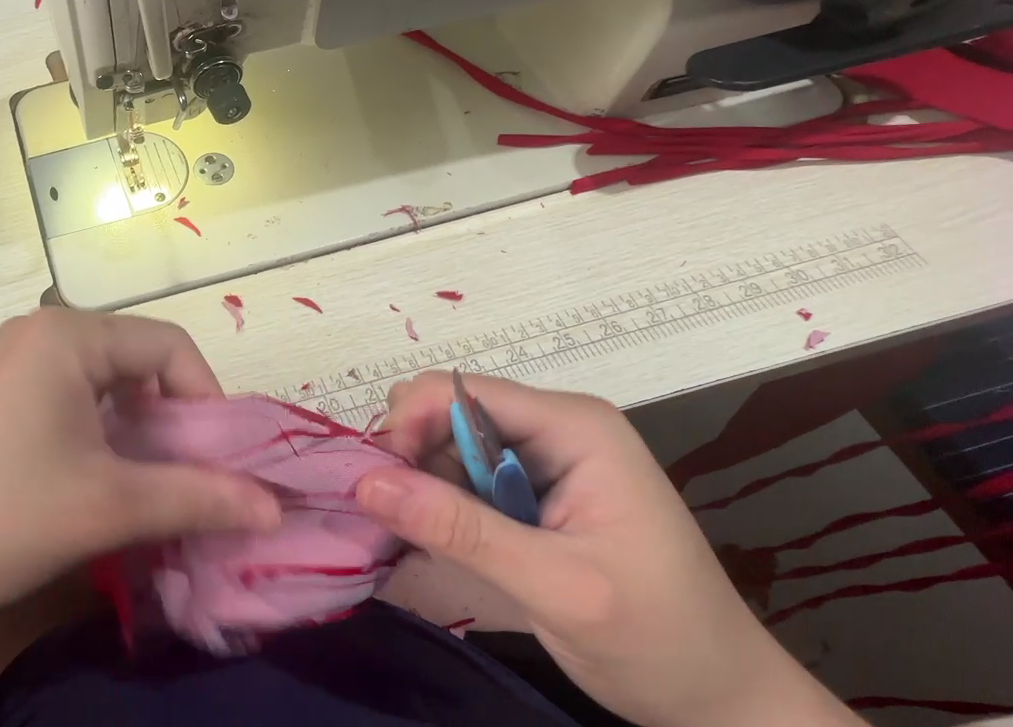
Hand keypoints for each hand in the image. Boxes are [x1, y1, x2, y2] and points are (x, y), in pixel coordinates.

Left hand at [0, 308, 280, 629]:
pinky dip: (93, 436)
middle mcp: (34, 332)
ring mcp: (4, 362)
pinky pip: (61, 399)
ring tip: (142, 493)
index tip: (221, 464)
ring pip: (98, 385)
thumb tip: (274, 508)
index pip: (168, 345)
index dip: (208, 400)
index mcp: (66, 334)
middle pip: (133, 361)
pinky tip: (89, 486)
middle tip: (186, 485)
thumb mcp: (108, 506)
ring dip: (133, 434)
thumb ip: (198, 497)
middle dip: (171, 422)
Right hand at [355, 372, 856, 726]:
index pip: (456, 392)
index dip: (408, 428)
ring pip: (442, 445)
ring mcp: (540, 458)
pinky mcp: (528, 491)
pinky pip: (458, 477)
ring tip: (418, 540)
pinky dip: (435, 505)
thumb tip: (365, 484)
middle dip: (409, 458)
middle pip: (442, 412)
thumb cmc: (659, 639)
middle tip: (401, 521)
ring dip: (418, 486)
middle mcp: (551, 427)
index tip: (381, 488)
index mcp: (572, 426)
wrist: (722, 701)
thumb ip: (461, 531)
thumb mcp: (558, 587)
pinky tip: (434, 542)